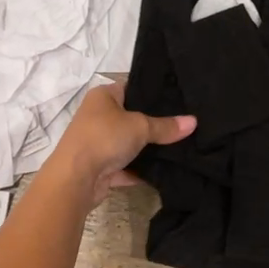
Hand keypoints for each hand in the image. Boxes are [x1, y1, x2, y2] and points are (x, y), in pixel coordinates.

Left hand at [49, 83, 193, 204]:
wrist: (74, 180)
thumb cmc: (104, 138)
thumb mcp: (141, 127)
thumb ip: (166, 126)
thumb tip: (193, 122)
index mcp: (102, 97)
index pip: (131, 88)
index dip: (152, 93)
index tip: (176, 98)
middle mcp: (96, 116)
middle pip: (130, 117)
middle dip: (152, 123)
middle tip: (181, 123)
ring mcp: (96, 143)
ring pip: (127, 143)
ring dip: (144, 149)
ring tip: (177, 145)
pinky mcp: (98, 168)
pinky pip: (124, 167)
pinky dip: (139, 171)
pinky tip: (162, 172)